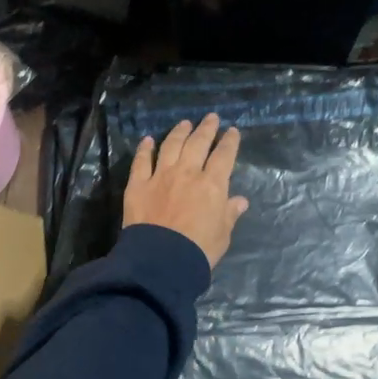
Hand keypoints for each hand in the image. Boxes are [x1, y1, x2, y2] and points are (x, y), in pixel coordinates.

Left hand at [124, 113, 248, 267]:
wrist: (162, 260)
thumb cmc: (199, 250)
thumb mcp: (223, 234)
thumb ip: (230, 214)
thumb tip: (240, 200)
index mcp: (212, 184)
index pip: (224, 156)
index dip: (229, 142)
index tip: (232, 131)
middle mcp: (187, 173)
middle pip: (198, 143)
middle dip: (206, 128)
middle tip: (211, 118)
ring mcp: (160, 176)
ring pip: (171, 146)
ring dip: (179, 132)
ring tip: (184, 124)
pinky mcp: (138, 185)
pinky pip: (141, 161)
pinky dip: (145, 149)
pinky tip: (148, 140)